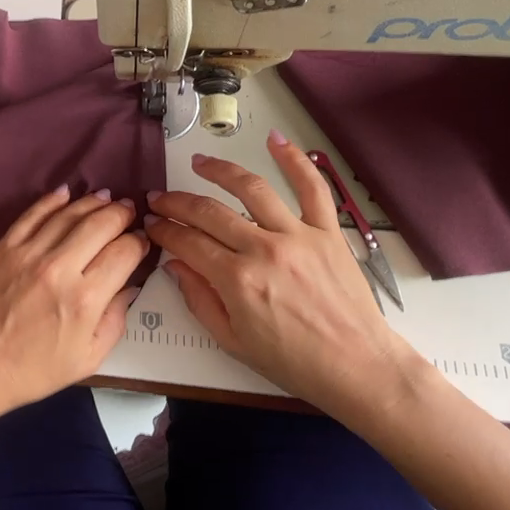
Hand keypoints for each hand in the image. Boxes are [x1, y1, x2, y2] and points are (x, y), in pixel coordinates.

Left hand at [0, 186, 146, 421]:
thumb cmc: (34, 370)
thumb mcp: (88, 358)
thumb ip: (115, 320)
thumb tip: (128, 285)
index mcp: (85, 299)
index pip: (123, 253)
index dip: (138, 243)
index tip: (142, 241)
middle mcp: (59, 269)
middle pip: (100, 225)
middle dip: (121, 214)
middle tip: (129, 211)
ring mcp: (29, 253)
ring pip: (68, 214)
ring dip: (92, 202)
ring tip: (106, 198)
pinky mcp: (5, 247)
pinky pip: (33, 214)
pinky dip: (52, 200)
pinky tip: (66, 194)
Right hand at [146, 132, 420, 416]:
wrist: (359, 369)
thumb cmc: (294, 363)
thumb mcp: (232, 341)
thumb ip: (199, 299)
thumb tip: (175, 265)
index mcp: (236, 280)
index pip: (186, 242)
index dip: (163, 230)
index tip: (151, 224)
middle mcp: (263, 250)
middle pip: (208, 212)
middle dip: (176, 202)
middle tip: (159, 198)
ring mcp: (298, 236)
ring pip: (251, 189)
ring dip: (219, 171)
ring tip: (200, 162)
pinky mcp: (328, 233)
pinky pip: (312, 189)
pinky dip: (296, 161)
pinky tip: (275, 141)